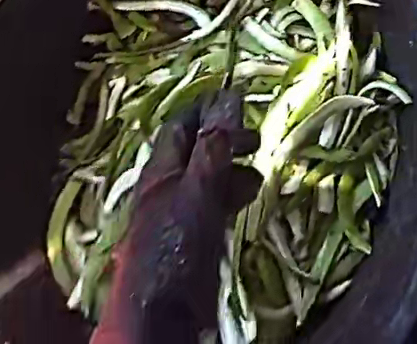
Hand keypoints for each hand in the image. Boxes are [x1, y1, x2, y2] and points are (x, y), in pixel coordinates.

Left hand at [93, 92, 259, 343]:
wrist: (161, 320)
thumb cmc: (177, 248)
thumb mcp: (199, 189)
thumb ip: (214, 146)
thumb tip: (229, 96)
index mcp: (160, 170)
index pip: (182, 123)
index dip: (209, 108)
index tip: (242, 102)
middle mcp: (166, 186)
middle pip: (197, 149)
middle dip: (228, 140)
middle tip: (255, 141)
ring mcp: (177, 212)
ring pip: (208, 175)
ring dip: (234, 169)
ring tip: (256, 175)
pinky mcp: (190, 236)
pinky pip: (213, 202)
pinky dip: (232, 194)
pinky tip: (246, 202)